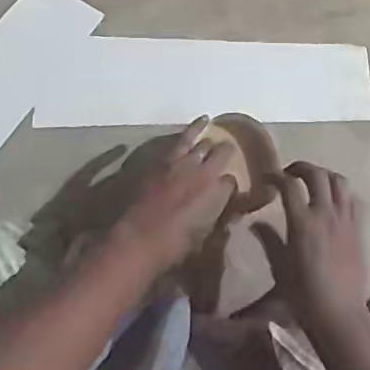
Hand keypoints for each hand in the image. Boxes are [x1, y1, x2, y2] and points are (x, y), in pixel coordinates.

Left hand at [108, 120, 238, 273]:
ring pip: (202, 142)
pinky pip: (182, 138)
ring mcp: (183, 162)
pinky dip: (193, 128)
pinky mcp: (164, 159)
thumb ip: (216, 222)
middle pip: (222, 154)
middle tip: (228, 151)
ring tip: (212, 125)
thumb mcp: (202, 239)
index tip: (229, 189)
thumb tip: (228, 215)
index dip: (231, 186)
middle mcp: (204, 172)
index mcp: (217, 193)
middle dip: (226, 152)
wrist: (137, 238)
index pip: (232, 182)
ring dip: (209, 137)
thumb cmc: (172, 247)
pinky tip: (200, 122)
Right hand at [261, 162, 369, 332]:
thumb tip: (255, 222)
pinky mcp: (359, 228)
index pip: (289, 185)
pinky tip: (334, 201)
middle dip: (301, 167)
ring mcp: (345, 219)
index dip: (276, 176)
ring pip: (339, 181)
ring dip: (324, 175)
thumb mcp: (280, 268)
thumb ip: (269, 240)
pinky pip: (353, 199)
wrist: (339, 314)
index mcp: (303, 223)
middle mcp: (326, 214)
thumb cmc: (304, 296)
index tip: (268, 178)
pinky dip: (341, 192)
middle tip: (290, 173)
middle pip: (317, 174)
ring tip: (314, 182)